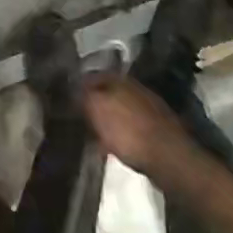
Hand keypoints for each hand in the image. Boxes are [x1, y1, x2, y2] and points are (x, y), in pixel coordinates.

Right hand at [81, 74, 205, 186]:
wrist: (167, 156)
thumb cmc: (128, 131)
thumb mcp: (98, 109)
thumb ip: (83, 96)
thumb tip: (72, 88)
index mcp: (120, 79)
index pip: (92, 76)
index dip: (78, 86)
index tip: (65, 99)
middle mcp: (134, 88)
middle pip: (106, 92)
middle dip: (93, 103)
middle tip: (76, 117)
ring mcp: (147, 108)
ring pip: (118, 109)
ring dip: (106, 119)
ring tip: (92, 134)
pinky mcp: (155, 128)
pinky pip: (129, 126)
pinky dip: (118, 133)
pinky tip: (111, 146)